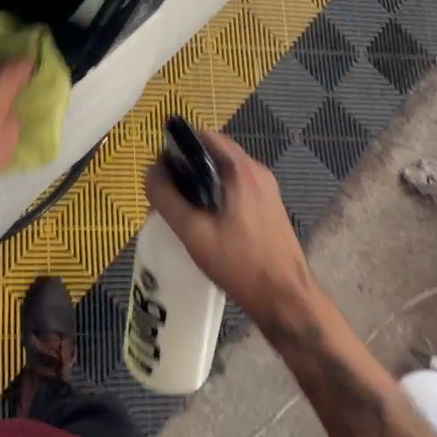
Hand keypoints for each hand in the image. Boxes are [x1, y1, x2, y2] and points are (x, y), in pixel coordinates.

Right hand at [144, 129, 312, 320]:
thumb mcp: (193, 232)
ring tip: (183, 211)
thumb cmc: (239, 263)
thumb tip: (150, 172)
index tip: (162, 171)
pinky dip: (217, 197)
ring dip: (201, 184)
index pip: (204, 136)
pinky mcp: (270, 210)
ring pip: (224, 174)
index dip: (178, 147)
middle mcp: (258, 173)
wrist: (286, 300)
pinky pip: (236, 190)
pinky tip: (205, 224)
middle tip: (168, 194)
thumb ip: (167, 199)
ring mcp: (268, 192)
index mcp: (241, 170)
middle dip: (187, 168)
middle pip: (214, 155)